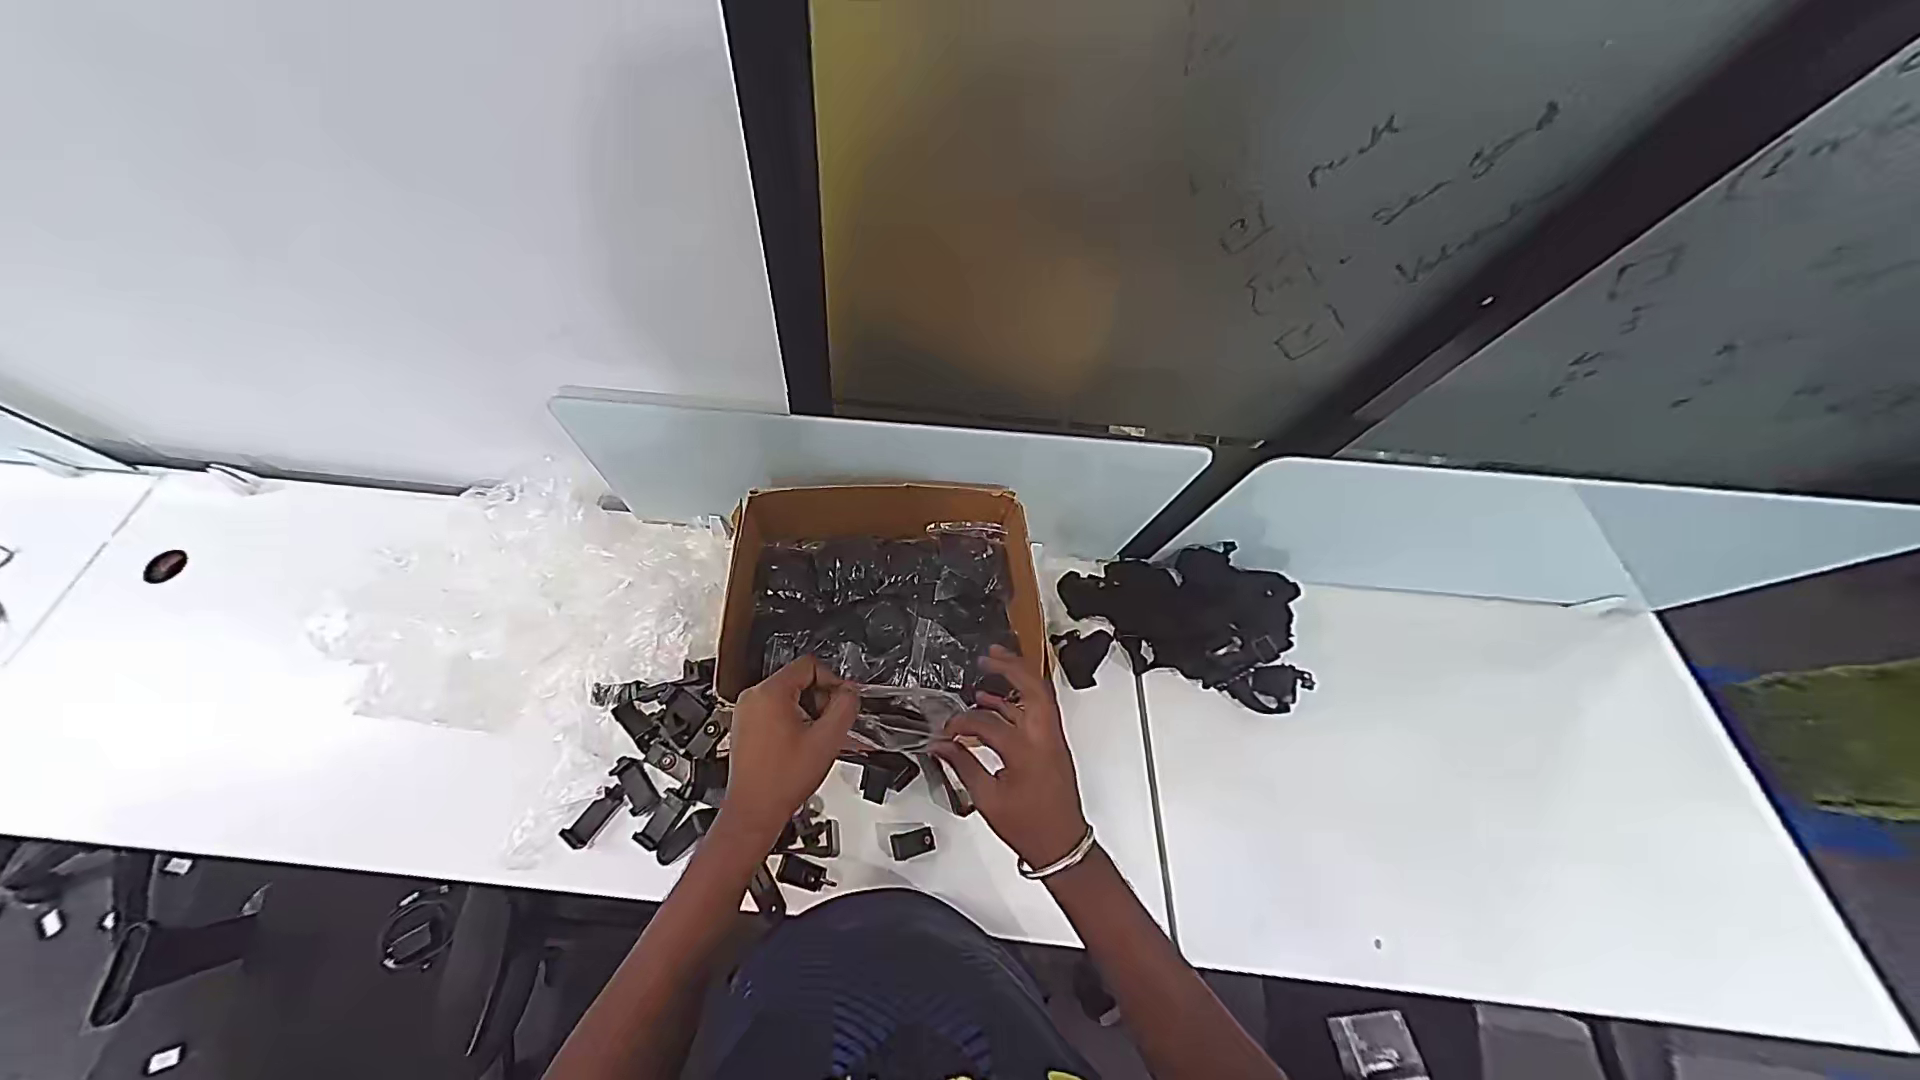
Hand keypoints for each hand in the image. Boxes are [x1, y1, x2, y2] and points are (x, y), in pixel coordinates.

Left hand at [721, 655, 856, 841]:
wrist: (755, 811)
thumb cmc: (781, 780)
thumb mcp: (827, 738)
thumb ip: (845, 707)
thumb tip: (850, 692)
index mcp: (770, 693)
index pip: (809, 665)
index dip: (832, 681)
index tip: (841, 699)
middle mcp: (753, 698)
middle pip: (799, 680)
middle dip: (820, 699)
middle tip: (830, 722)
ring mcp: (747, 712)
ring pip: (789, 696)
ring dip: (809, 711)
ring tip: (816, 737)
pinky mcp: (746, 726)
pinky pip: (776, 711)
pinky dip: (794, 721)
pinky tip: (802, 744)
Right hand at [930, 645, 1089, 867]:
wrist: (1062, 844)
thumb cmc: (1031, 827)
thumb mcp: (988, 799)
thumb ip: (963, 765)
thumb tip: (943, 746)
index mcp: (1026, 752)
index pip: (987, 723)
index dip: (962, 723)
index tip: (948, 730)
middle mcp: (1044, 738)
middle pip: (1032, 686)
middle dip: (1010, 665)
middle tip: (989, 656)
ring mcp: (1053, 739)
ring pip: (1041, 694)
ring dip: (1019, 676)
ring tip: (995, 663)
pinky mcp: (1055, 743)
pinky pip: (1040, 710)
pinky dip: (1020, 698)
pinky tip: (999, 700)